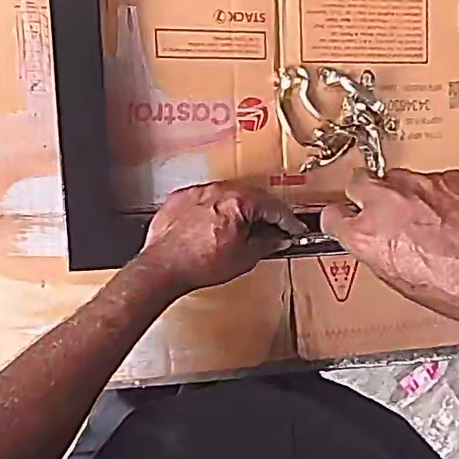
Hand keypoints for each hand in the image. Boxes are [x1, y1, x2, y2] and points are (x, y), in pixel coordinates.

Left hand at [128, 181, 306, 298]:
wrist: (163, 268)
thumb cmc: (199, 264)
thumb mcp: (244, 258)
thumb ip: (266, 244)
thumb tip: (279, 239)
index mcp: (239, 202)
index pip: (274, 207)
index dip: (289, 221)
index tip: (294, 229)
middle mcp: (218, 190)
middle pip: (252, 196)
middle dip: (265, 212)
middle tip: (274, 228)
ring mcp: (197, 192)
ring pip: (228, 195)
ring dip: (240, 209)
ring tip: (245, 228)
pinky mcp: (180, 198)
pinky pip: (206, 198)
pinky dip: (216, 210)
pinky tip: (217, 225)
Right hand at [320, 169, 458, 324]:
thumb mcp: (404, 285)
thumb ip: (380, 255)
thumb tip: (378, 248)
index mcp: (367, 236)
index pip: (332, 216)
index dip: (341, 220)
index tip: (347, 222)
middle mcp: (387, 203)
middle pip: (359, 184)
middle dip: (368, 196)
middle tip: (386, 215)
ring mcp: (420, 184)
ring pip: (399, 179)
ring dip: (407, 195)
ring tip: (429, 221)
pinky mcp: (451, 176)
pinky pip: (434, 180)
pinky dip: (440, 194)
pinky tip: (456, 216)